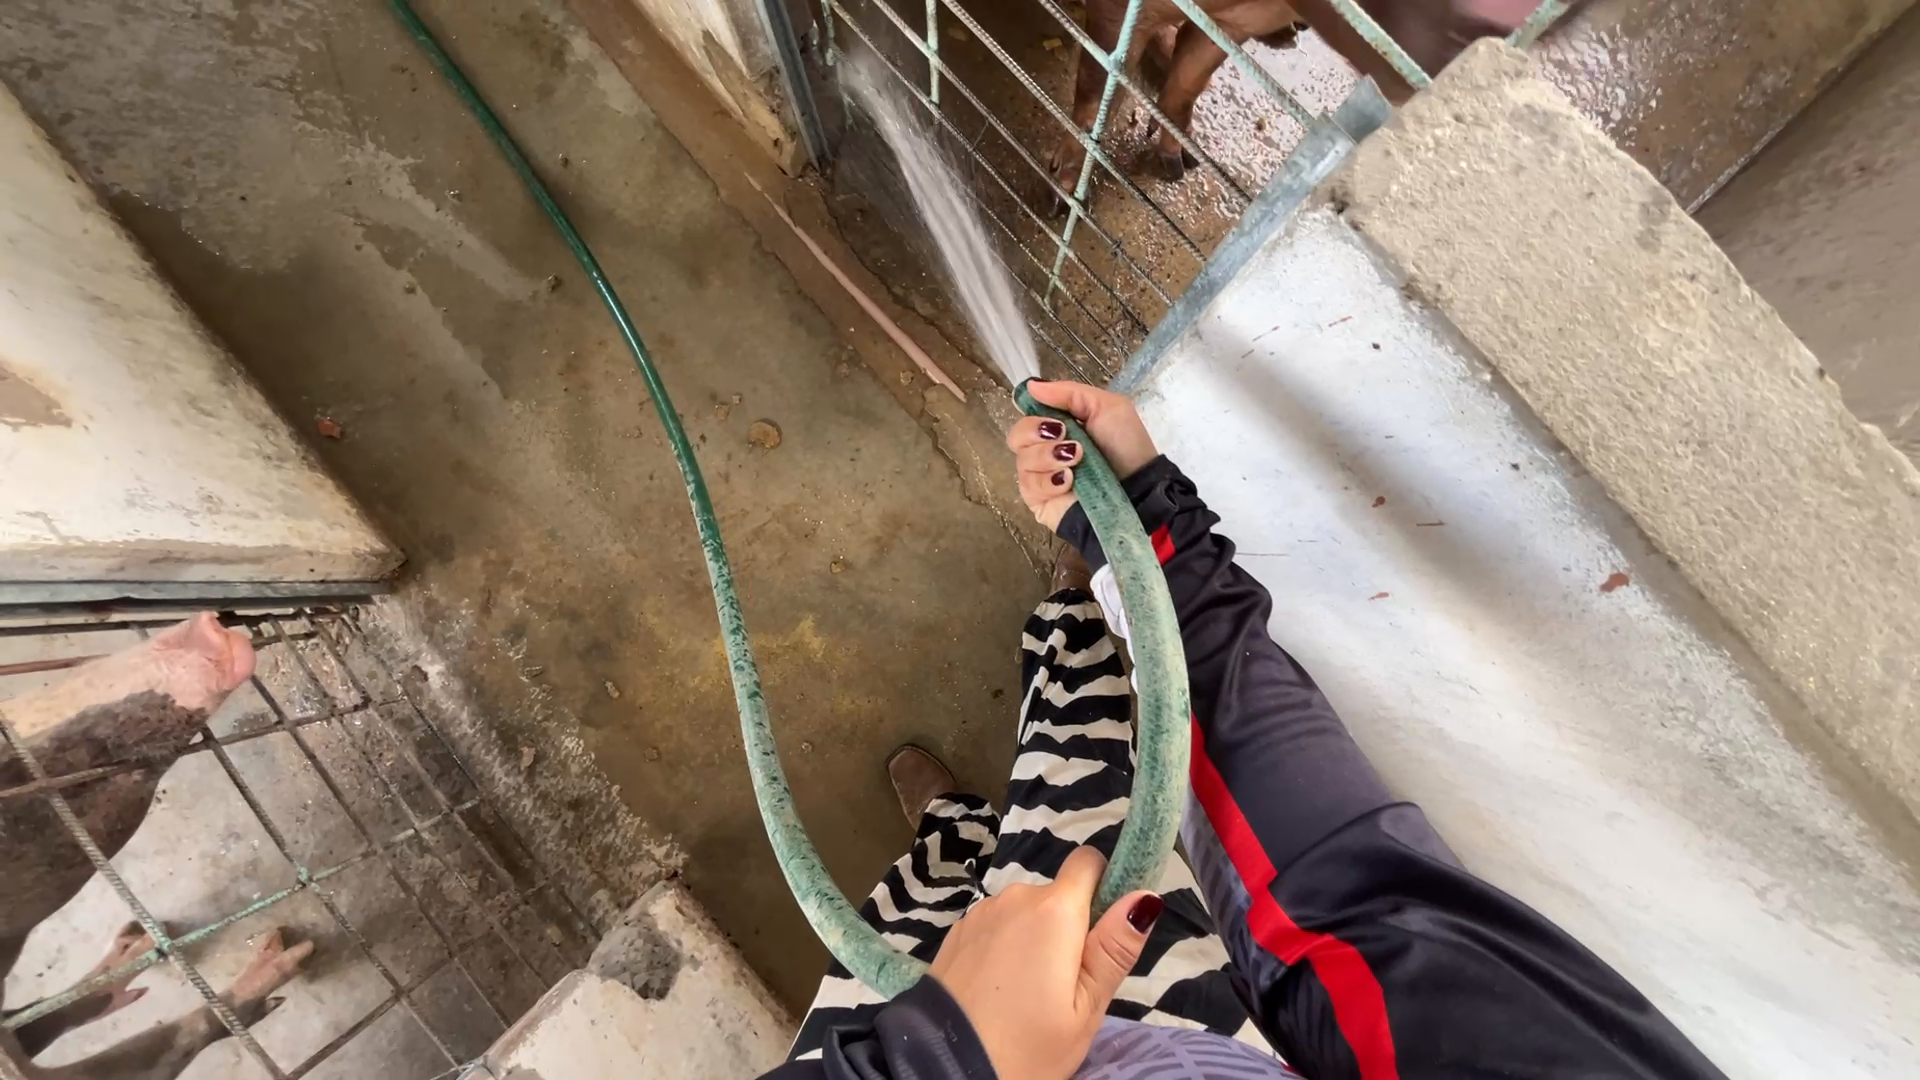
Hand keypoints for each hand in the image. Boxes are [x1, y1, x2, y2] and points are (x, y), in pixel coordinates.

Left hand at [929, 847, 1163, 1079]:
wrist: (944, 1068)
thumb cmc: (1027, 1046)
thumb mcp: (1086, 1009)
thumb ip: (1115, 948)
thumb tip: (1145, 895)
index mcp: (1055, 909)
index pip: (1088, 861)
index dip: (1103, 884)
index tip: (1104, 929)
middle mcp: (1017, 894)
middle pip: (1058, 895)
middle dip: (1069, 929)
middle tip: (1065, 987)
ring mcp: (983, 909)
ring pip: (1026, 912)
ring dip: (1035, 938)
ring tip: (1028, 995)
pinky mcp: (959, 928)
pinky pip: (998, 925)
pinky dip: (1005, 946)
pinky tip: (998, 990)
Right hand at [1005, 380, 1158, 530]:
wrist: (1137, 488)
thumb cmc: (1126, 447)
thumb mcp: (1106, 406)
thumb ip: (1069, 392)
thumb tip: (1030, 386)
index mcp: (1059, 427)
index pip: (1027, 415)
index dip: (1034, 415)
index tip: (1056, 420)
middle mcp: (1045, 450)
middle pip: (1016, 436)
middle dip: (1038, 435)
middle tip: (1067, 439)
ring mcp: (1040, 477)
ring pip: (1022, 460)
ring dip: (1049, 458)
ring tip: (1076, 463)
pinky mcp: (1039, 501)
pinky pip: (1028, 486)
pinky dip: (1049, 482)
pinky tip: (1069, 483)